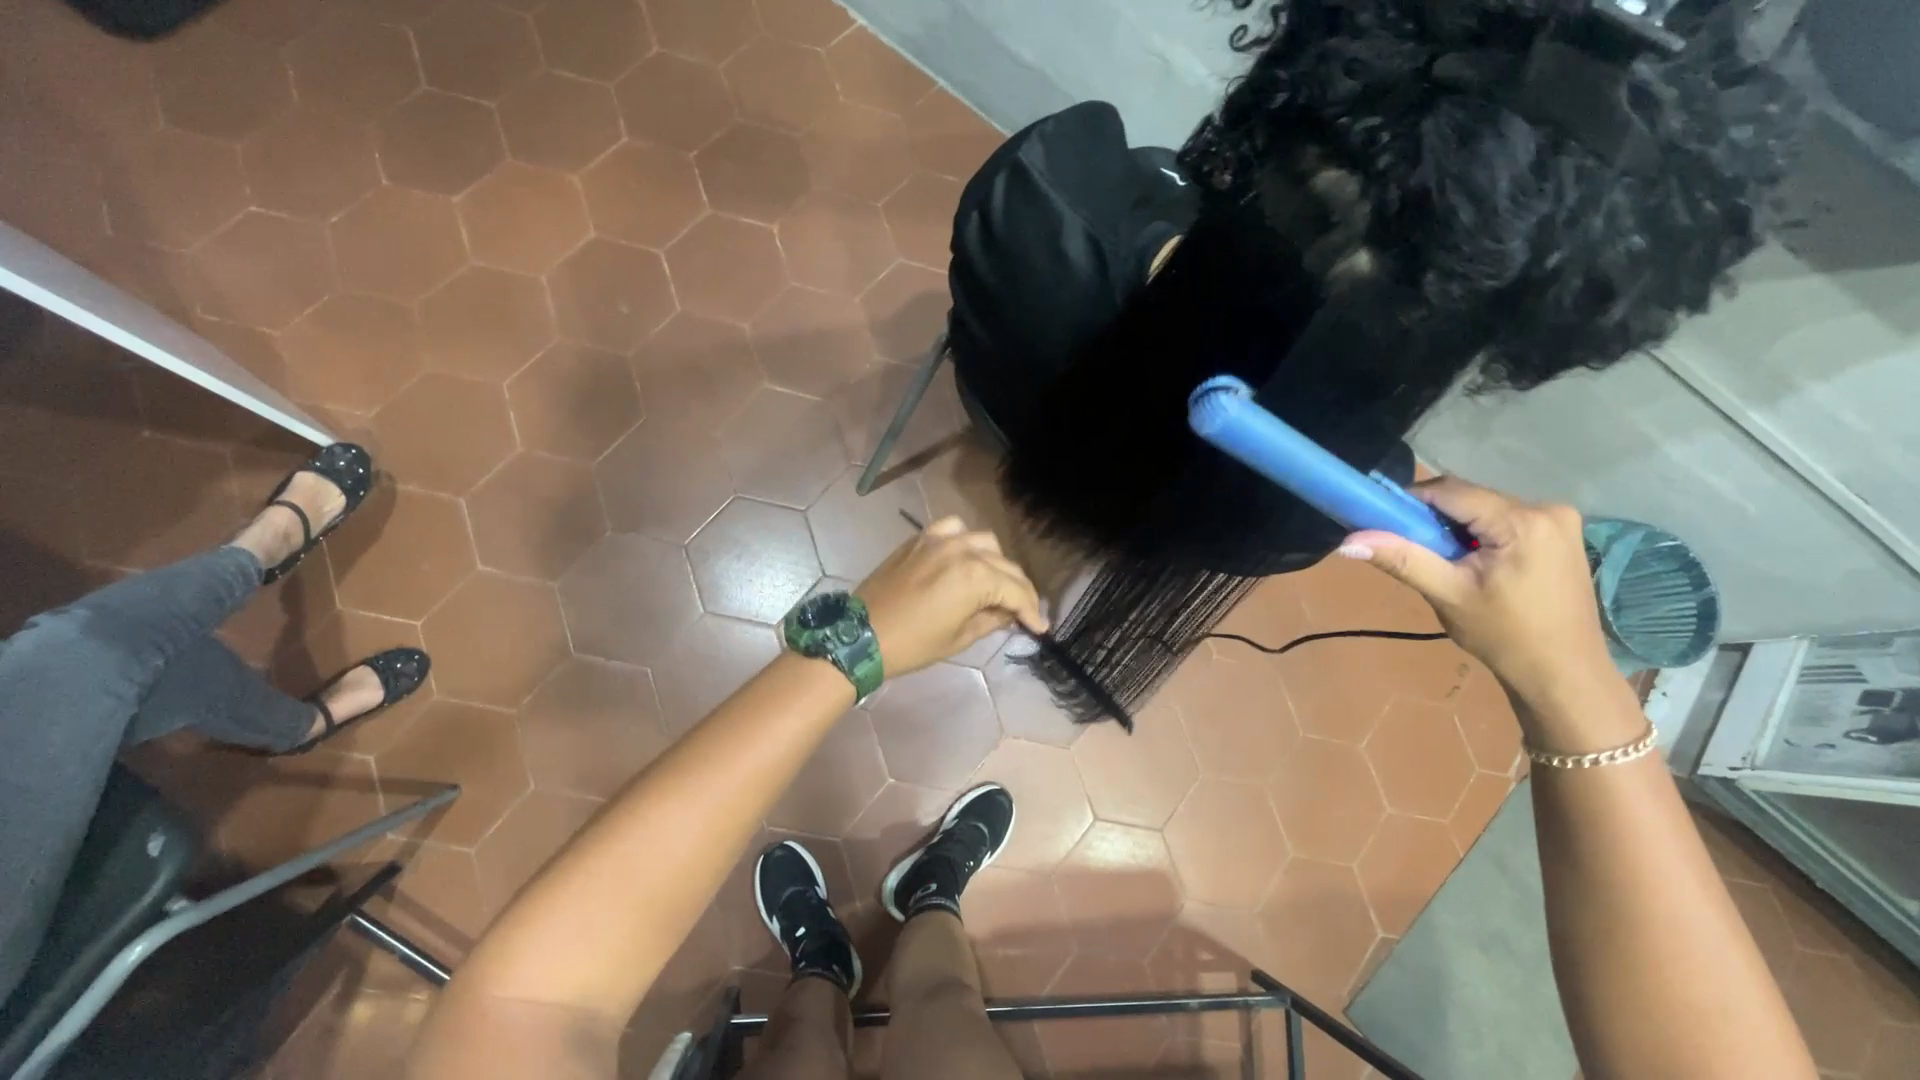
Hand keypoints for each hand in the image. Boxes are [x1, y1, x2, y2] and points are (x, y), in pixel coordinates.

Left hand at [855, 516, 1047, 677]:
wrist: (860, 635)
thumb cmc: (913, 644)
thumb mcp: (959, 637)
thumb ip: (992, 620)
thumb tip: (1009, 613)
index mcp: (976, 577)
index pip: (1016, 591)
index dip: (1031, 611)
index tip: (1040, 628)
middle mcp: (963, 550)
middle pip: (1005, 566)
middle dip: (1018, 589)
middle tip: (1022, 611)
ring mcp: (940, 539)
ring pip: (985, 542)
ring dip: (996, 563)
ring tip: (996, 584)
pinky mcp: (920, 538)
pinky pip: (954, 529)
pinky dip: (966, 541)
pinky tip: (965, 557)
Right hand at [1340, 477, 1617, 706]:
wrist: (1564, 673)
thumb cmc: (1505, 637)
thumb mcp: (1448, 595)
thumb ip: (1401, 560)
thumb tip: (1348, 541)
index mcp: (1522, 521)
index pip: (1450, 490)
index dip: (1411, 501)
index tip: (1384, 524)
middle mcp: (1547, 508)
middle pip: (1470, 498)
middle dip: (1436, 519)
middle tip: (1415, 553)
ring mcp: (1560, 520)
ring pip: (1485, 508)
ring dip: (1458, 528)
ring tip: (1448, 565)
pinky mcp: (1562, 534)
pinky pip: (1505, 520)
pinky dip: (1480, 535)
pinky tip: (1476, 566)